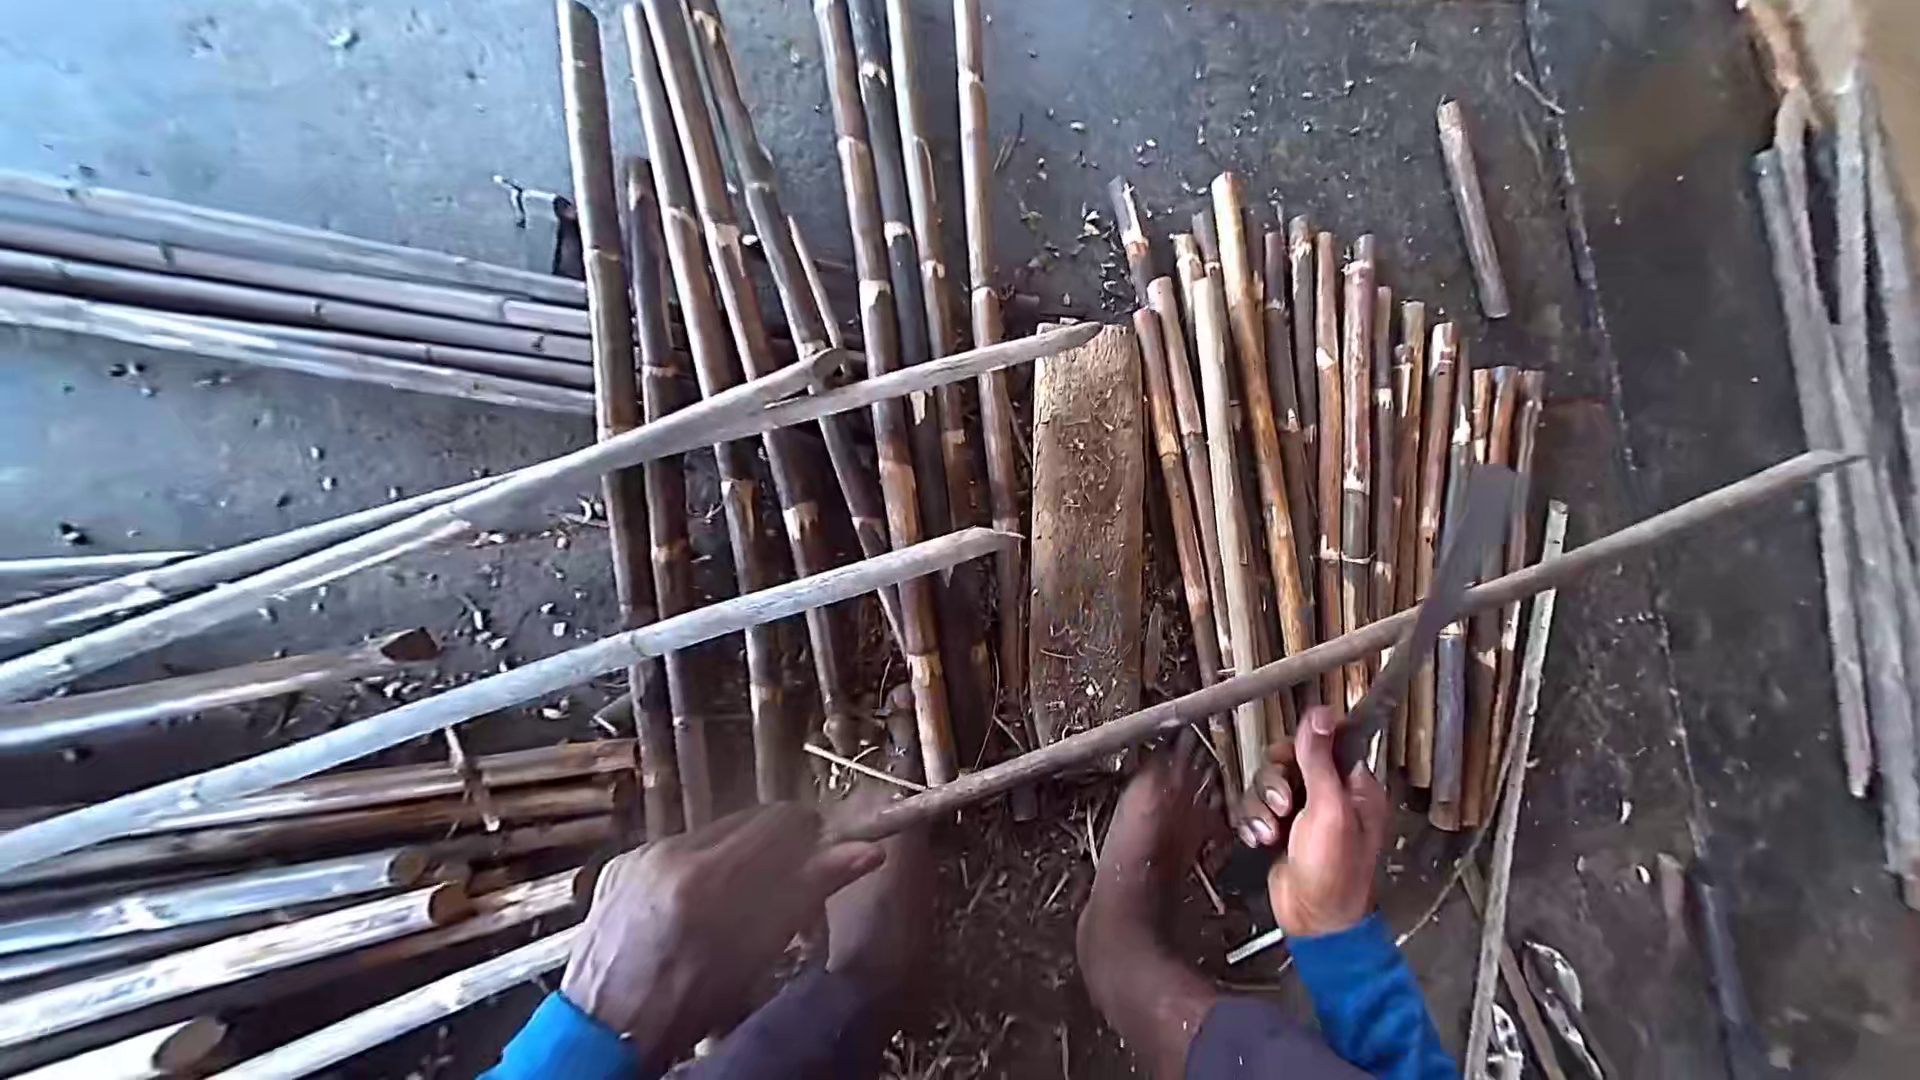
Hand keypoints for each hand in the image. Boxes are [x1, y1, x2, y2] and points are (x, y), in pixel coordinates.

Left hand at [560, 803, 884, 1068]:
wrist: (599, 1039)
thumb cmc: (690, 1003)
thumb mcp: (759, 951)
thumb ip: (812, 888)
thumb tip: (867, 852)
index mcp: (709, 876)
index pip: (780, 819)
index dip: (806, 833)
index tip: (817, 853)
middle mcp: (672, 851)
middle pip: (749, 818)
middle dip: (775, 843)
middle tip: (783, 879)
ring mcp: (642, 853)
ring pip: (716, 830)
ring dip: (737, 852)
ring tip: (735, 896)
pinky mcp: (621, 861)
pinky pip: (679, 844)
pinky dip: (699, 863)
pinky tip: (694, 901)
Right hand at [1242, 706, 1389, 937]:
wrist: (1315, 922)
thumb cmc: (1335, 871)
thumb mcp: (1328, 809)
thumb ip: (1319, 759)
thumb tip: (1322, 713)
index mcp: (1354, 786)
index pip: (1321, 743)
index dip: (1299, 748)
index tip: (1287, 761)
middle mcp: (1329, 795)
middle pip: (1285, 761)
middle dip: (1274, 784)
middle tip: (1282, 807)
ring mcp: (1304, 812)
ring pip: (1266, 783)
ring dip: (1261, 807)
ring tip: (1270, 830)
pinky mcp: (1281, 827)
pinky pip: (1256, 806)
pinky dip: (1254, 821)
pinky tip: (1263, 839)